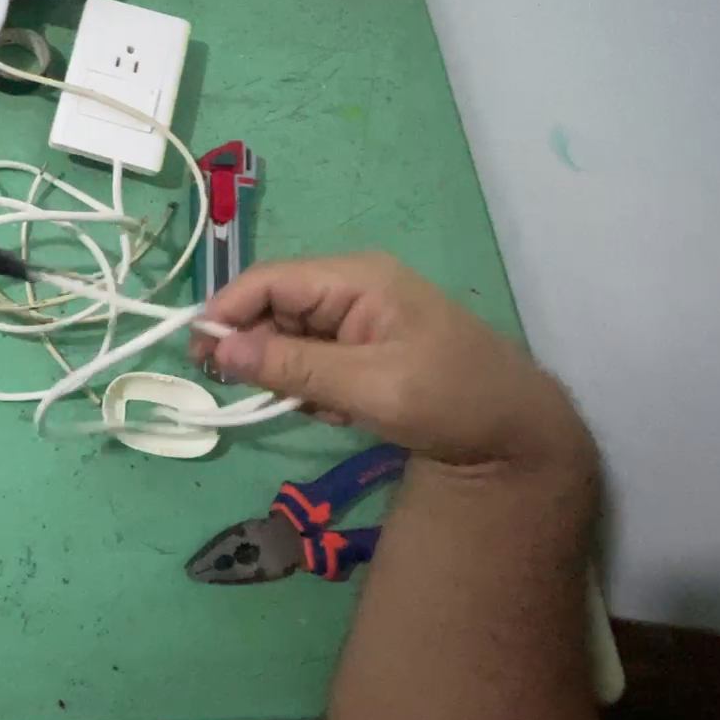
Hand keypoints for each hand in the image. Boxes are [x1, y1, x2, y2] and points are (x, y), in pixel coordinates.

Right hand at [189, 252, 591, 470]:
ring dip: (285, 374)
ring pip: (281, 336)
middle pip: (270, 307)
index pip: (267, 280)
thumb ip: (292, 367)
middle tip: (248, 392)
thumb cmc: (453, 402)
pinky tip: (337, 408)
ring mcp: (350, 316)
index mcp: (354, 278)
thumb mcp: (370, 387)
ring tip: (321, 407)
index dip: (226, 310)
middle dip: (257, 350)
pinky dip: (306, 385)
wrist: (520, 440)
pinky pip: (303, 357)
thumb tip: (218, 350)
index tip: (199, 352)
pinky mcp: (353, 344)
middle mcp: (346, 287)